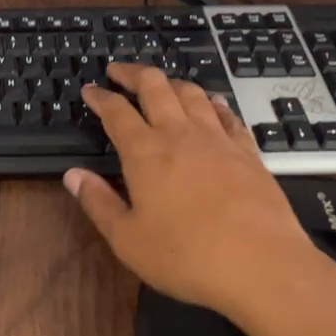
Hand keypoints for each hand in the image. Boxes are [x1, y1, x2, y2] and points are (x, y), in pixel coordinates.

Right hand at [65, 64, 335, 319]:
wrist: (262, 265)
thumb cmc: (187, 257)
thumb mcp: (128, 240)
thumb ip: (98, 203)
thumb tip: (73, 174)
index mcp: (145, 152)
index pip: (116, 111)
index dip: (100, 96)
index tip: (90, 89)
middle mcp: (179, 135)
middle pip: (154, 86)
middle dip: (132, 73)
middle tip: (119, 70)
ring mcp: (217, 139)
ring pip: (191, 93)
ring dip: (171, 82)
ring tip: (161, 83)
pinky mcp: (248, 152)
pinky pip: (227, 115)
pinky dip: (214, 103)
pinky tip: (213, 103)